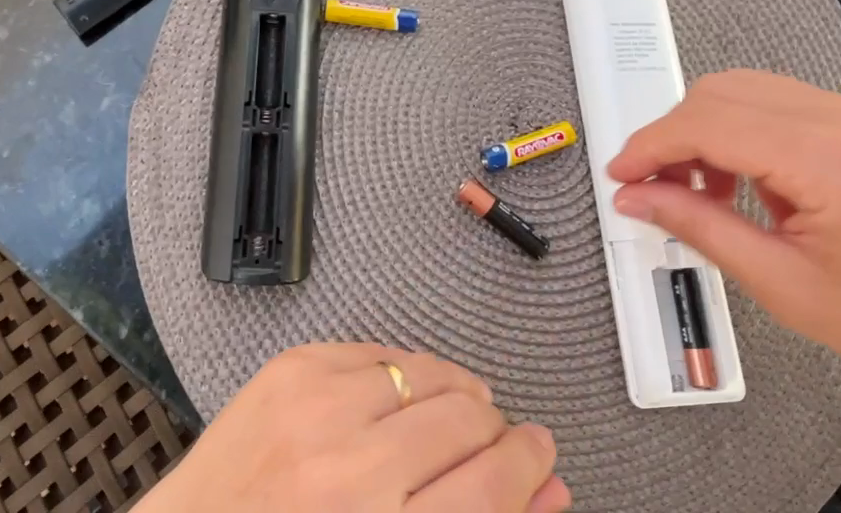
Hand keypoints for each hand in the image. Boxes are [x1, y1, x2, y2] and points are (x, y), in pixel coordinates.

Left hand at [142, 343, 570, 512]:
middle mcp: (346, 470)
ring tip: (451, 415)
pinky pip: (378, 351)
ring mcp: (315, 407)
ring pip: (428, 373)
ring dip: (453, 394)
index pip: (490, 488)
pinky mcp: (291, 368)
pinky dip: (403, 372)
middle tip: (492, 441)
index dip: (529, 467)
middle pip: (465, 423)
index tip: (540, 455)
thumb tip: (548, 489)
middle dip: (493, 430)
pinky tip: (401, 397)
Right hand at [606, 69, 840, 404]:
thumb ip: (700, 228)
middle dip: (674, 134)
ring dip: (709, 130)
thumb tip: (636, 197)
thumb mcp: (786, 287)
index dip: (651, 145)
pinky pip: (786, 106)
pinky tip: (752, 185)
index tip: (619, 174)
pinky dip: (748, 134)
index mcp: (835, 162)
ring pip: (751, 90)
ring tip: (704, 190)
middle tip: (654, 185)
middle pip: (724, 92)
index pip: (710, 123)